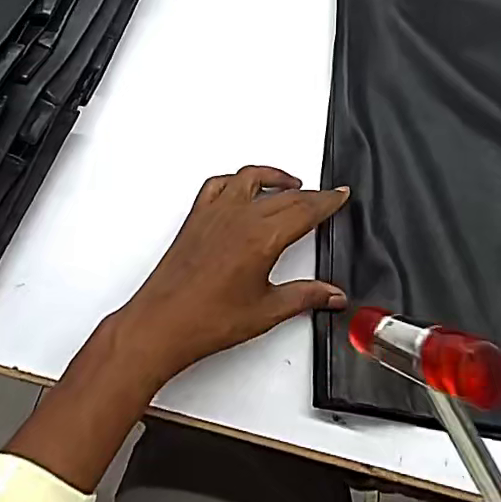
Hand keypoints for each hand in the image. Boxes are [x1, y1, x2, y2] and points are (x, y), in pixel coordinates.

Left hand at [6, 166, 349, 491]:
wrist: (161, 325)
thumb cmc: (204, 320)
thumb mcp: (266, 312)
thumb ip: (304, 296)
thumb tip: (330, 294)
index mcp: (261, 237)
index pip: (305, 209)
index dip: (328, 201)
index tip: (340, 195)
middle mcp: (238, 217)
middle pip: (285, 194)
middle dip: (311, 193)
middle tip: (326, 195)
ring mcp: (215, 212)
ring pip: (252, 178)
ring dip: (275, 176)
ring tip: (291, 183)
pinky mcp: (197, 216)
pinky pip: (220, 184)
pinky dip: (237, 179)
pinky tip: (242, 187)